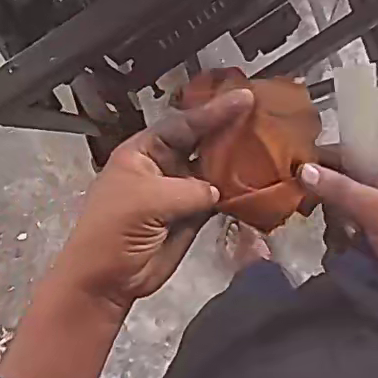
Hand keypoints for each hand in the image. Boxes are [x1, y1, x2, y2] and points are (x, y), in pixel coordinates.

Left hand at [46, 89, 254, 312]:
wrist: (107, 279)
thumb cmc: (114, 230)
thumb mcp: (147, 200)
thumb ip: (189, 190)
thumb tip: (217, 192)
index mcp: (143, 151)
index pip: (182, 124)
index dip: (213, 111)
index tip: (244, 98)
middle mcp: (163, 166)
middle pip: (202, 142)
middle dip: (229, 130)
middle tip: (264, 116)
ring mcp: (179, 192)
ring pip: (214, 169)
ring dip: (238, 161)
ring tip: (270, 145)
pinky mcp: (192, 216)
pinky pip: (219, 199)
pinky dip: (237, 192)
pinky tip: (260, 182)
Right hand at [297, 156, 377, 306]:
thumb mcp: (374, 209)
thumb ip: (338, 187)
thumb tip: (303, 168)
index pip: (345, 152)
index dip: (319, 161)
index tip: (293, 176)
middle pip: (342, 181)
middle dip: (326, 198)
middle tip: (309, 212)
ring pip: (345, 208)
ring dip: (335, 223)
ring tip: (335, 239)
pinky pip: (354, 229)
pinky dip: (345, 238)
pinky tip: (343, 249)